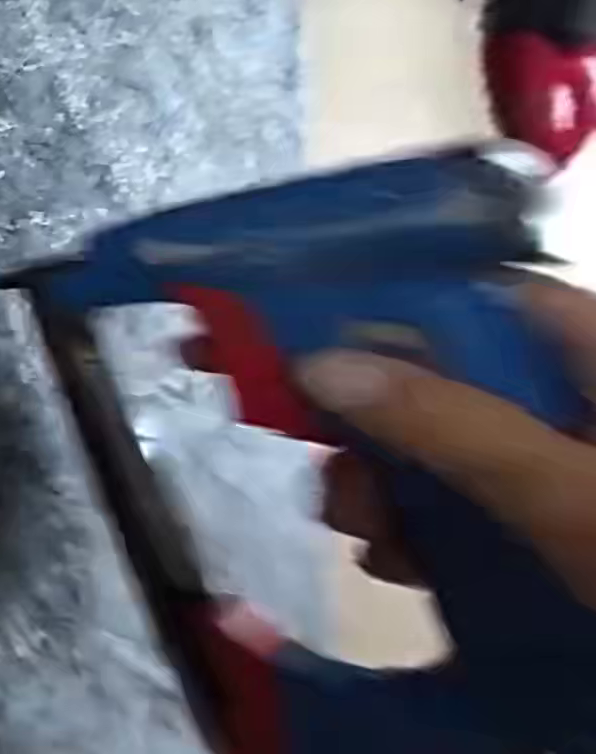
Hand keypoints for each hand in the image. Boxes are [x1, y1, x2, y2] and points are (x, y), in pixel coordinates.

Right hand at [190, 276, 595, 607]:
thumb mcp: (589, 510)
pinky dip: (419, 521)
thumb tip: (315, 363)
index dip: (384, 308)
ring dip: (381, 480)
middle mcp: (590, 407)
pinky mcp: (569, 521)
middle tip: (308, 454)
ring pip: (444, 440)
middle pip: (446, 377)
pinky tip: (400, 559)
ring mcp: (578, 467)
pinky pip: (469, 494)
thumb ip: (455, 427)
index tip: (293, 341)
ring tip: (361, 533)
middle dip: (363, 420)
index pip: (485, 300)